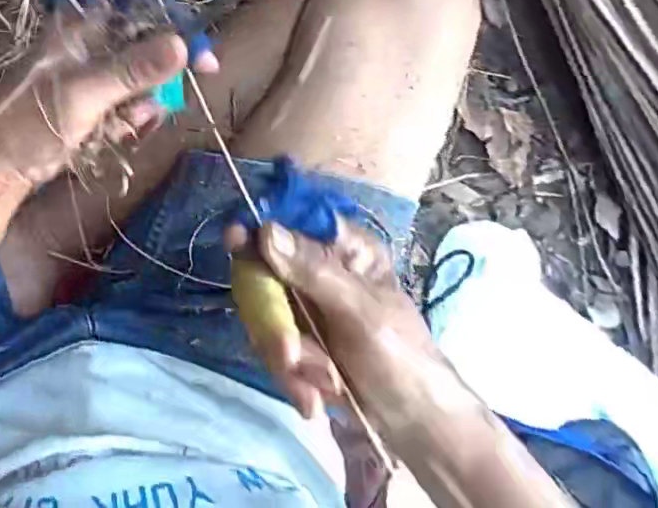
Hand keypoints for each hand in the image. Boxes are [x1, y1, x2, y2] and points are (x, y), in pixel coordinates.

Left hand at [0, 8, 206, 191]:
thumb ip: (133, 70)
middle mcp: (87, 46)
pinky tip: (116, 134)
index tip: (203, 57)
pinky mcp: (90, 105)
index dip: (172, 28)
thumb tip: (183, 43)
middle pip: (143, 49)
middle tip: (158, 106)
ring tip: (123, 125)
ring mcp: (89, 77)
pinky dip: (128, 120)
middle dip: (157, 78)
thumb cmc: (29, 123)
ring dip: (142, 104)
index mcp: (80, 29)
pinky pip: (125, 105)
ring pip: (138, 81)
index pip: (137, 12)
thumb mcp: (84, 95)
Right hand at [229, 221, 454, 421]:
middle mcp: (318, 270)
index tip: (235, 241)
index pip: (288, 223)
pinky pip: (272, 347)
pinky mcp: (299, 341)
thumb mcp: (360, 312)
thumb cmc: (403, 361)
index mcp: (342, 248)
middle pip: (263, 273)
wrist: (421, 434)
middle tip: (291, 356)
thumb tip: (265, 230)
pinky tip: (315, 400)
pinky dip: (291, 378)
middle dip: (274, 323)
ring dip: (288, 359)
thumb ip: (312, 270)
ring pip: (264, 316)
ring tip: (324, 386)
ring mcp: (306, 307)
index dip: (256, 229)